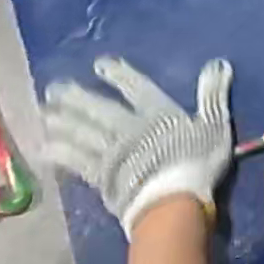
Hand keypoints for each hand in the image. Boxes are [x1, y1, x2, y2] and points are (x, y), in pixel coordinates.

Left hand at [43, 57, 234, 235]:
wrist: (173, 200)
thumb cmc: (198, 161)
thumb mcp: (214, 124)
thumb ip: (213, 94)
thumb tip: (219, 63)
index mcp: (156, 112)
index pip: (134, 86)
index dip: (118, 75)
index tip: (100, 65)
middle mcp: (129, 126)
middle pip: (98, 108)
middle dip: (76, 97)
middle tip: (54, 88)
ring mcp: (112, 151)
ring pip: (82, 131)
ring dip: (63, 121)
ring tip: (44, 112)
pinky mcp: (102, 176)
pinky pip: (76, 160)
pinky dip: (61, 152)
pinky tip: (46, 147)